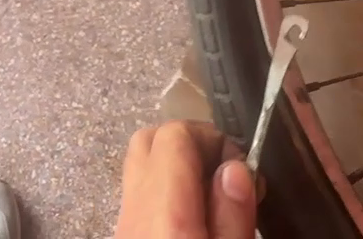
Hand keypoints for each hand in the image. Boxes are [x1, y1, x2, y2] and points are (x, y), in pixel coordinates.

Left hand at [114, 121, 256, 238]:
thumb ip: (232, 214)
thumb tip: (235, 168)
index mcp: (164, 209)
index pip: (174, 133)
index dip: (211, 138)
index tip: (240, 165)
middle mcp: (133, 207)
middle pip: (149, 139)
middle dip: (187, 143)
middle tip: (223, 174)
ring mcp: (121, 222)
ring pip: (140, 166)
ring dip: (173, 167)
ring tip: (211, 196)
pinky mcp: (121, 233)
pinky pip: (137, 194)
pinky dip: (162, 192)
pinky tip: (191, 218)